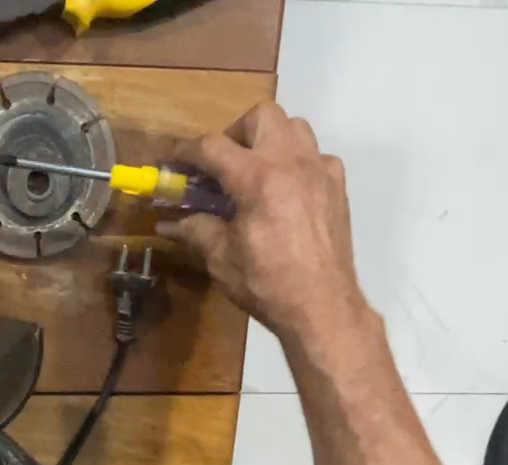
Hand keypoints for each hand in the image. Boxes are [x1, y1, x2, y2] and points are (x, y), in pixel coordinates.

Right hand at [160, 103, 375, 346]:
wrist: (320, 305)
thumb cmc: (266, 284)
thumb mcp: (222, 259)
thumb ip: (197, 230)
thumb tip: (170, 224)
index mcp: (257, 178)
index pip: (213, 147)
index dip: (187, 152)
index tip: (174, 161)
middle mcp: (291, 162)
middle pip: (260, 117)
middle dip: (234, 134)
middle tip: (221, 166)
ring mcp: (319, 170)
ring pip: (293, 127)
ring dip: (268, 141)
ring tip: (253, 173)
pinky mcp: (337, 186)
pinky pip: (315, 156)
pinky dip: (295, 163)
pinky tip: (284, 192)